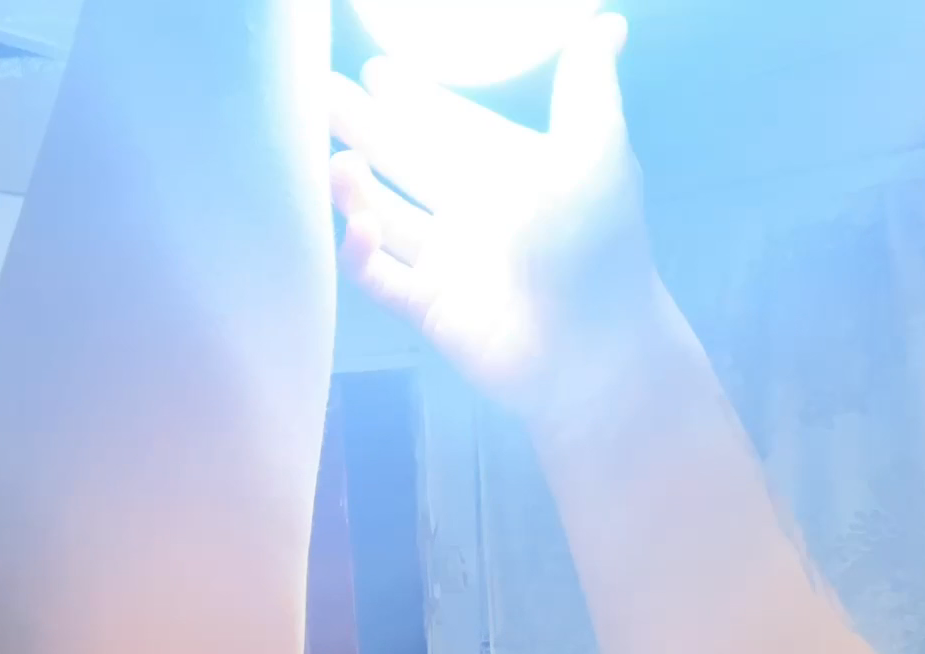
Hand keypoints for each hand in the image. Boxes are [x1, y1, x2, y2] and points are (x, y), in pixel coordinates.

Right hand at [330, 13, 670, 420]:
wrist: (590, 349)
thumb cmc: (594, 246)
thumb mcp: (596, 154)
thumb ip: (585, 90)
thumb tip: (605, 23)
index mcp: (503, 170)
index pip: (447, 125)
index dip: (413, 99)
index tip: (375, 71)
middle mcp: (467, 211)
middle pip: (403, 162)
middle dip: (364, 129)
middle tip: (319, 95)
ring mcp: (444, 261)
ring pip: (384, 217)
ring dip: (355, 191)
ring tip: (331, 161)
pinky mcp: (426, 307)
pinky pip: (380, 277)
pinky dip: (361, 256)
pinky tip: (356, 229)